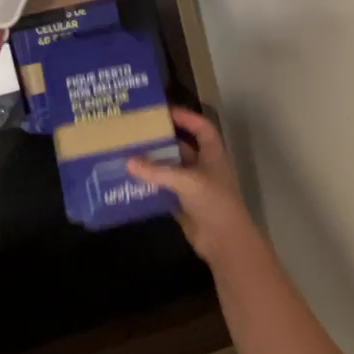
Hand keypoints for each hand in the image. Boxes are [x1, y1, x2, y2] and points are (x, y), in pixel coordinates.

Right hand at [127, 108, 267, 268]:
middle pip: (183, 148)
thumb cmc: (213, 202)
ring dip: (154, 164)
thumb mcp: (186, 181)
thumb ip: (158, 171)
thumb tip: (129, 162)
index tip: (164, 112)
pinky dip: (151, 185)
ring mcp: (194, 187)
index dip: (186, 118)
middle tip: (137, 133)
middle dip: (163, 141)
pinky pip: (164, 190)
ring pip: (171, 169)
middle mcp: (204, 168)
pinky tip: (131, 181)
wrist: (224, 241)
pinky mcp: (184, 204)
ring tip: (128, 154)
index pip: (202, 128)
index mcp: (213, 155)